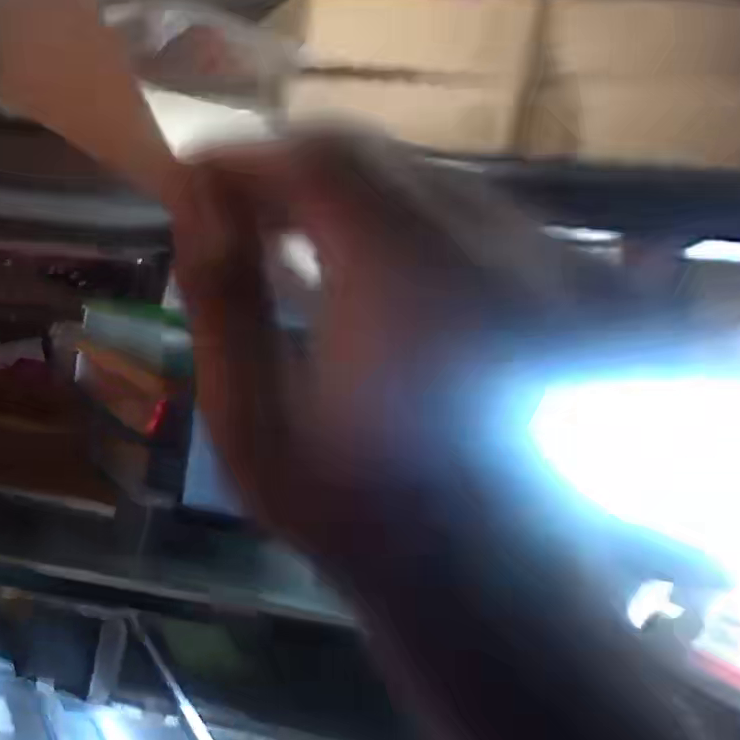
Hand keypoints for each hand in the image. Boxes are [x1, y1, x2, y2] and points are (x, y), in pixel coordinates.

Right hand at [168, 134, 608, 565]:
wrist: (481, 583)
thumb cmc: (340, 506)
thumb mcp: (246, 414)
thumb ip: (223, 299)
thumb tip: (192, 204)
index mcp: (411, 290)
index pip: (319, 164)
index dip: (239, 158)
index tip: (180, 179)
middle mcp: (498, 258)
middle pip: (371, 156)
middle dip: (276, 167)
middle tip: (212, 211)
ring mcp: (546, 268)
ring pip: (413, 175)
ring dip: (323, 188)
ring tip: (258, 233)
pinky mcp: (559, 286)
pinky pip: (451, 209)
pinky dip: (375, 213)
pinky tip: (333, 261)